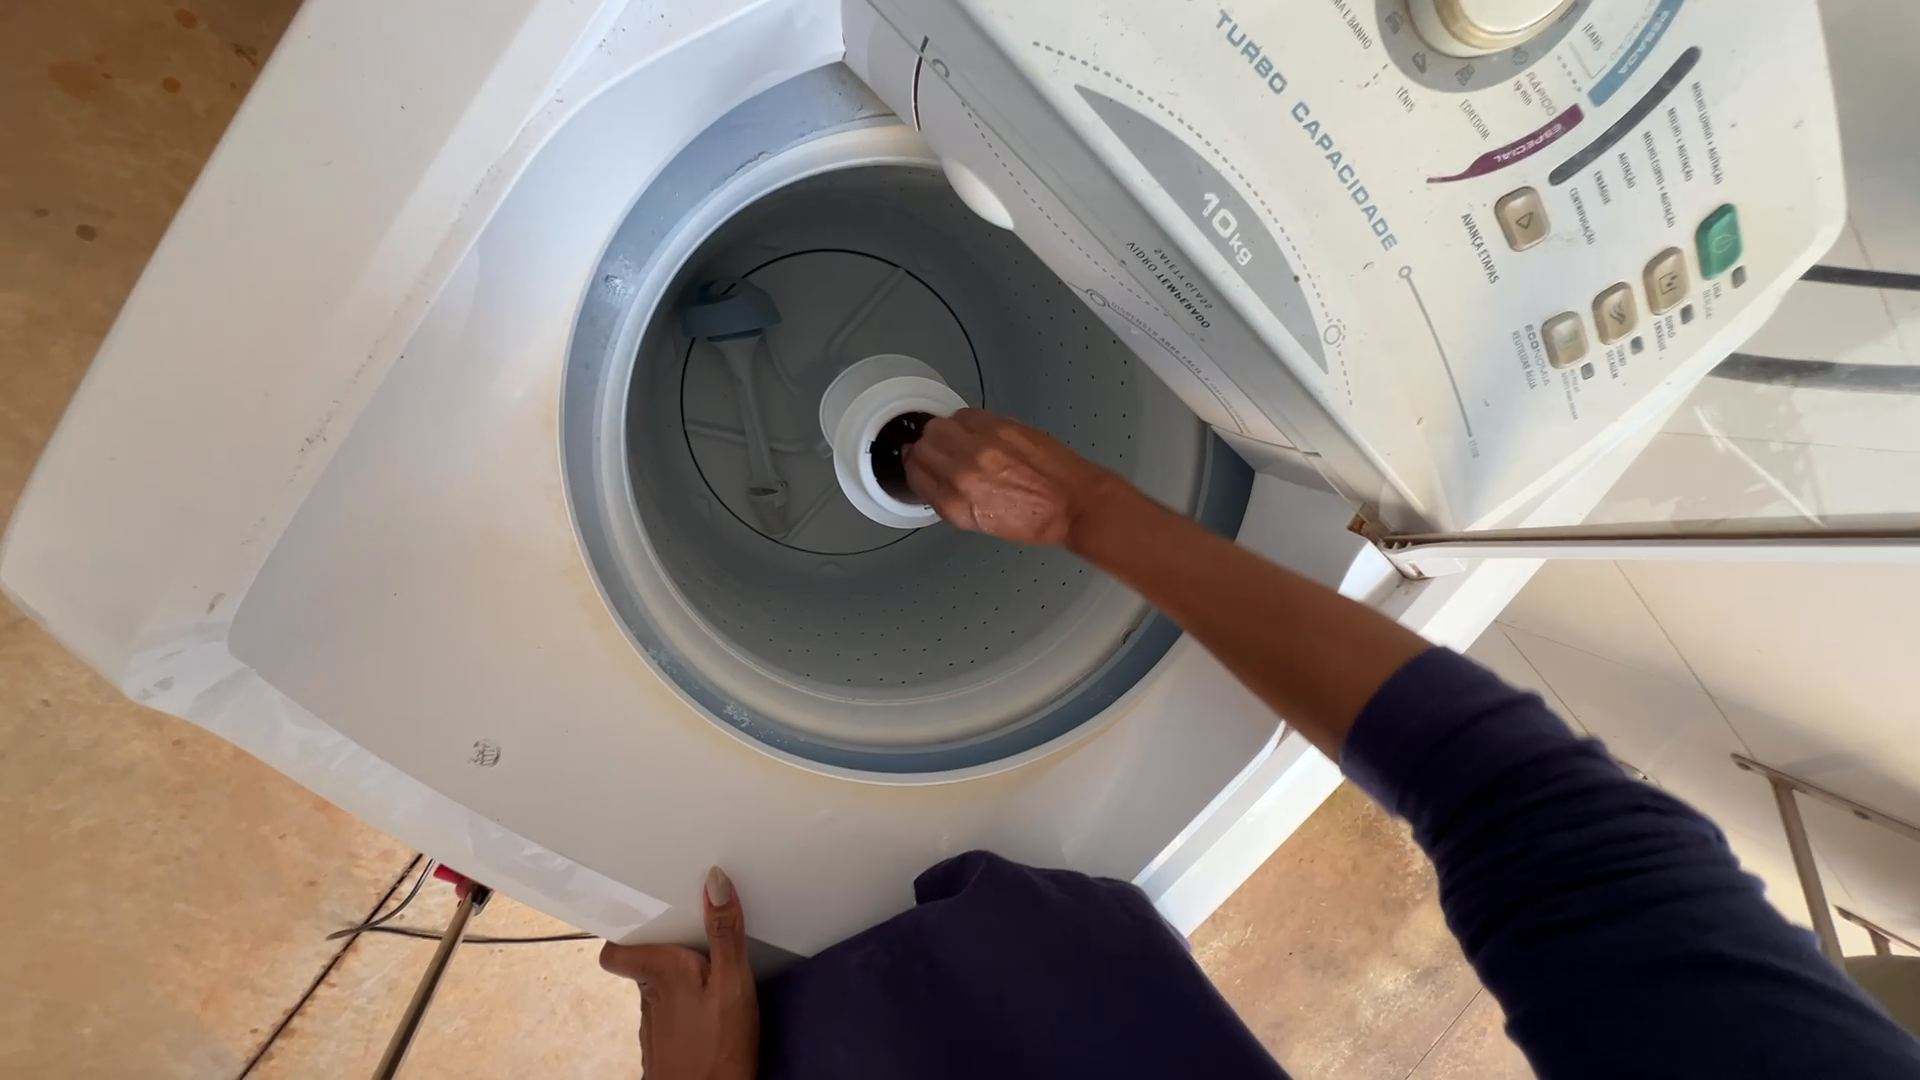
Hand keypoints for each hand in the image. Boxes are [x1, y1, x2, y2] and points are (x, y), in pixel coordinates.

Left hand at [600, 868, 755, 1079]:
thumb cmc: (720, 1046)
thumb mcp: (734, 981)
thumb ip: (725, 931)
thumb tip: (715, 880)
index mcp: (659, 975)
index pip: (616, 952)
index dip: (626, 935)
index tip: (648, 916)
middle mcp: (648, 1000)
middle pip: (643, 967)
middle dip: (666, 949)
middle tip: (695, 930)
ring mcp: (655, 1031)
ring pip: (658, 993)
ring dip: (677, 979)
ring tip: (709, 964)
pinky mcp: (667, 1053)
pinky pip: (670, 1017)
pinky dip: (686, 1006)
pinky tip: (711, 1009)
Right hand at [903, 408, 1130, 546]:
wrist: (1072, 502)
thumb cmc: (1032, 520)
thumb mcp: (979, 523)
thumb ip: (949, 499)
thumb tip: (931, 476)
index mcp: (957, 504)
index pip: (916, 475)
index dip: (915, 468)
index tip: (920, 465)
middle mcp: (964, 473)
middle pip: (922, 447)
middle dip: (926, 449)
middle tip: (940, 452)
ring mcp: (982, 446)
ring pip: (939, 426)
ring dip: (943, 432)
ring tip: (960, 441)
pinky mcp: (1000, 426)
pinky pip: (965, 414)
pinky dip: (965, 422)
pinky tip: (977, 432)